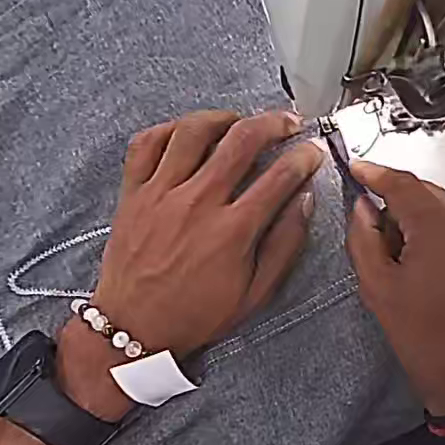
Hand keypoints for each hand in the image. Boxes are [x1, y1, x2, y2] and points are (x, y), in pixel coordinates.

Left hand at [56, 110, 322, 419]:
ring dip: (224, 117)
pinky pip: (148, 142)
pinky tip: (188, 132)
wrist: (135, 327)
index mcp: (232, 231)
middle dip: (274, 123)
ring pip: (195, 131)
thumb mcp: (254, 294)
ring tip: (239, 122)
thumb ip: (284, 245)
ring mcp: (161, 194)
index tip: (311, 152)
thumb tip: (303, 202)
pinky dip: (170, 128)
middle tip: (286, 123)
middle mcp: (198, 203)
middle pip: (243, 140)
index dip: (304, 157)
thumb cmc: (193, 314)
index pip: (280, 176)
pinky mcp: (134, 193)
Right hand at [344, 160, 444, 417]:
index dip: (374, 173)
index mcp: (439, 226)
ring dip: (426, 222)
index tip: (362, 170)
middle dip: (399, 206)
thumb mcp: (378, 288)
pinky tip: (439, 269)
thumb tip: (362, 210)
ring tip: (414, 265)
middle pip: (426, 192)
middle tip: (381, 237)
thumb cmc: (433, 342)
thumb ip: (363, 237)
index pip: (400, 182)